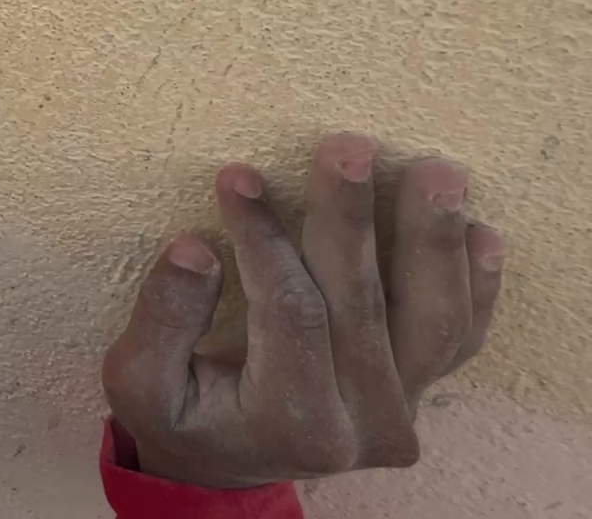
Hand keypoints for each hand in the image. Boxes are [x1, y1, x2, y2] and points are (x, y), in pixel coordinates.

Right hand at [103, 134, 507, 487]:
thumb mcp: (137, 377)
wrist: (216, 470)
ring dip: (433, 239)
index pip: (290, 309)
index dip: (263, 237)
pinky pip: (456, 338)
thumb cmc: (169, 418)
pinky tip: (480, 235)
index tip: (237, 175)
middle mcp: (365, 420)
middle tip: (348, 148)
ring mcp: (400, 412)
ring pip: (432, 318)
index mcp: (292, 417)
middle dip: (354, 216)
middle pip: (367, 303)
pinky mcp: (412, 397)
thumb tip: (192, 246)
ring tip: (438, 173)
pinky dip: (473, 284)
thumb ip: (164, 317)